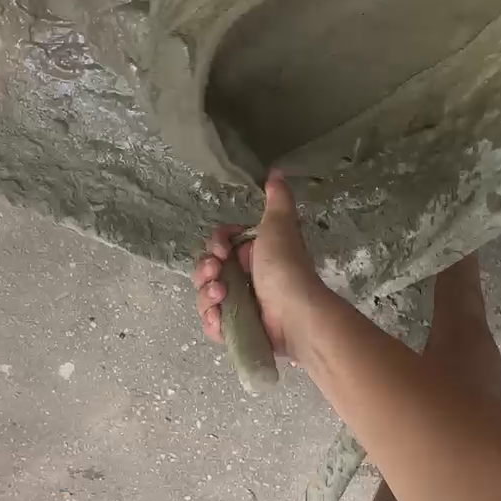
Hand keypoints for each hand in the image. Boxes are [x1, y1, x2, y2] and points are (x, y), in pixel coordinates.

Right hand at [192, 170, 329, 359]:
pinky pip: (213, 324)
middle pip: (208, 270)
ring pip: (206, 296)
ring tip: (222, 296)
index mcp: (255, 254)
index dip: (216, 245)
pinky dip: (211, 320)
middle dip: (205, 270)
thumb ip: (276, 199)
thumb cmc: (286, 266)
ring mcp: (241, 304)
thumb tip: (277, 171)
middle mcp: (247, 278)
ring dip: (206, 294)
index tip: (222, 249)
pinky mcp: (237, 329)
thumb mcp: (280, 225)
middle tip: (216, 273)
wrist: (294, 312)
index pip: (221, 246)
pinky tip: (219, 316)